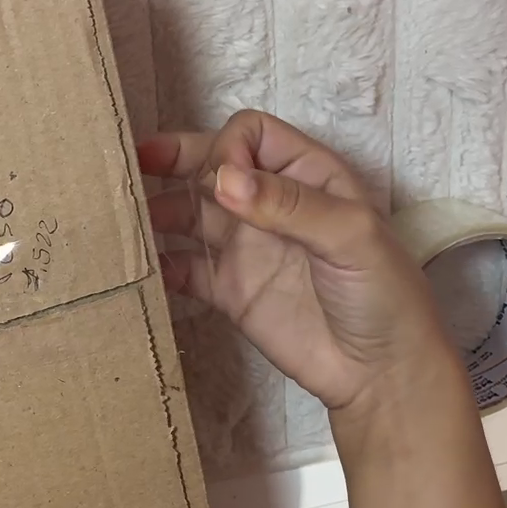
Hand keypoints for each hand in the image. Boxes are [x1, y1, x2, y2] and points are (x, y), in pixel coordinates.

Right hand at [137, 111, 450, 412]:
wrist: (374, 371)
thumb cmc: (381, 294)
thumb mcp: (351, 236)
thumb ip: (288, 205)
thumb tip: (222, 180)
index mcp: (306, 176)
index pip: (250, 137)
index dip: (226, 149)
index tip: (218, 183)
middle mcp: (267, 207)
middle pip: (210, 169)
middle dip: (172, 164)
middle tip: (131, 169)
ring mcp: (244, 250)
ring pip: (189, 218)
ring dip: (158, 215)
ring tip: (124, 222)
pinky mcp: (226, 293)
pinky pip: (185, 271)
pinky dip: (161, 267)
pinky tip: (140, 269)